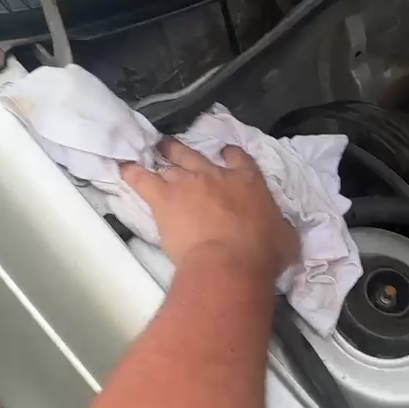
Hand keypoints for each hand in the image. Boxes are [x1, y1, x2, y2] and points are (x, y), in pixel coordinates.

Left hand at [123, 139, 298, 278]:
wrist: (230, 262)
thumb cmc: (262, 254)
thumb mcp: (285, 239)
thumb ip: (282, 229)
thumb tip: (282, 230)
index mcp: (248, 182)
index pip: (239, 159)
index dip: (231, 155)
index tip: (225, 153)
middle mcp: (216, 176)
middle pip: (194, 156)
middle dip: (182, 150)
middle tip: (170, 145)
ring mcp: (188, 183)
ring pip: (169, 166)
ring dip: (160, 162)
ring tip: (149, 156)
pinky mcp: (164, 198)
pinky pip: (142, 180)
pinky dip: (131, 173)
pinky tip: (122, 168)